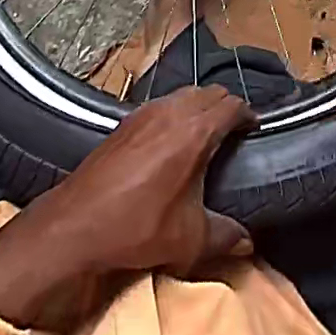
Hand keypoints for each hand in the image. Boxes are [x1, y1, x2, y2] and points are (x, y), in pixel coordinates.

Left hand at [0, 86, 252, 329]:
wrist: (79, 221)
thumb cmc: (139, 227)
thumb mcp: (191, 239)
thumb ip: (226, 236)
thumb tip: (247, 241)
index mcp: (193, 132)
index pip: (230, 106)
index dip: (247, 114)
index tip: (256, 128)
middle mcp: (170, 111)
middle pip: (207, 93)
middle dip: (226, 105)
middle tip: (236, 129)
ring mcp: (144, 112)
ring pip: (183, 94)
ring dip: (199, 105)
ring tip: (208, 131)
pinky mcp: (125, 120)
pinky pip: (162, 103)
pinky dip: (176, 110)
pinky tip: (173, 136)